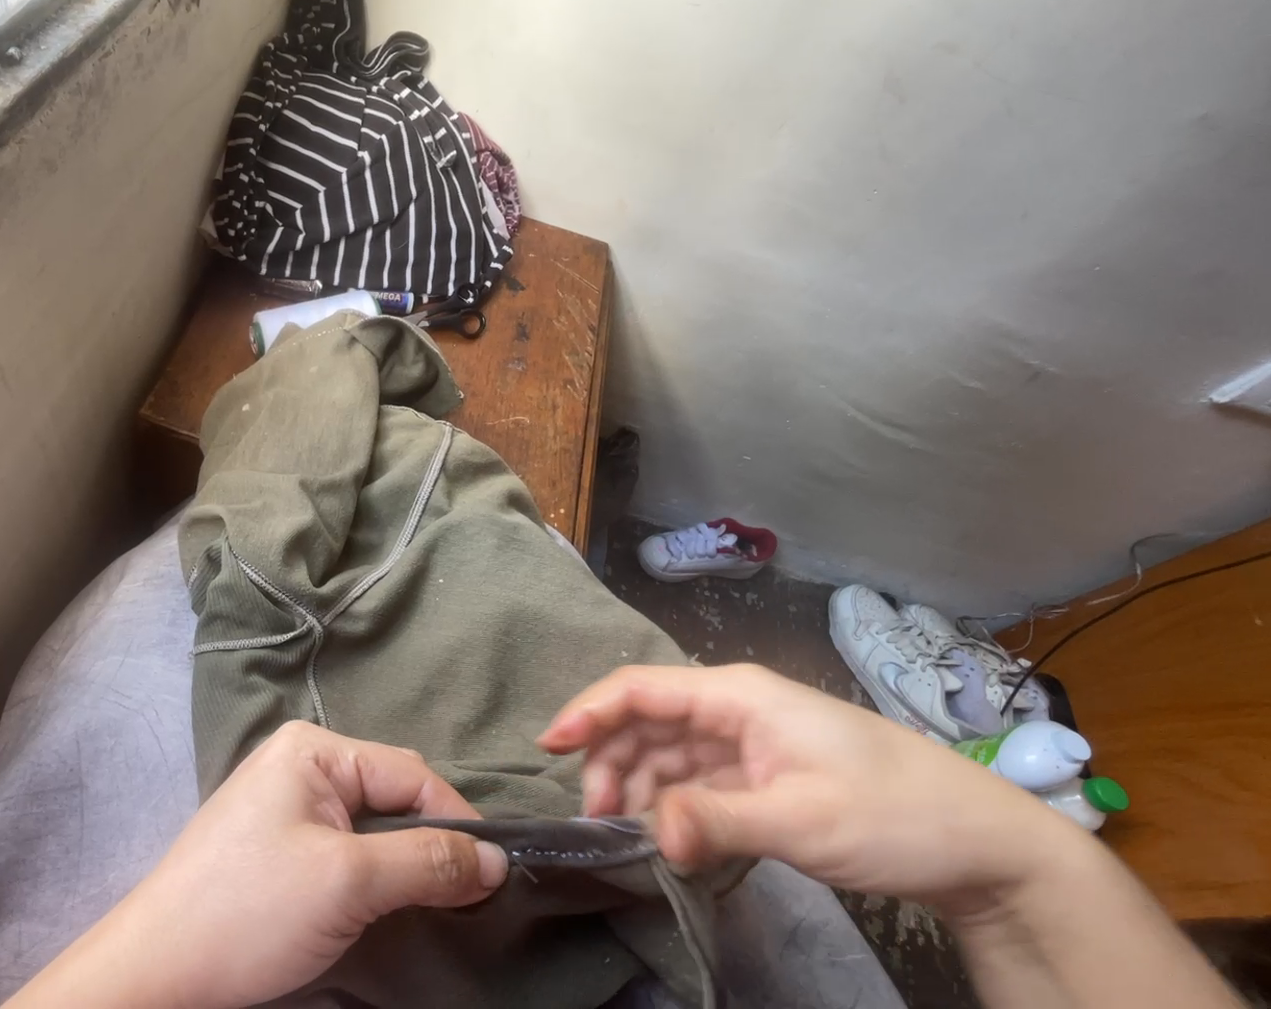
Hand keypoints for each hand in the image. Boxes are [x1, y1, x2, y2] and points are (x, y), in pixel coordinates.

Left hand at [10, 721, 507, 1008]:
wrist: (157, 971)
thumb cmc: (252, 910)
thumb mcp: (348, 882)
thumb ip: (426, 862)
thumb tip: (498, 859)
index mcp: (313, 749)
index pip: (409, 774)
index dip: (458, 821)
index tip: (496, 875)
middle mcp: (300, 764)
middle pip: (391, 795)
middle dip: (431, 841)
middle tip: (470, 893)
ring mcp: (284, 803)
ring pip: (370, 825)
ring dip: (405, 861)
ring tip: (438, 900)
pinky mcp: (277, 844)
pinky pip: (343, 846)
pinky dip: (374, 873)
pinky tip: (388, 901)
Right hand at [537, 663, 1074, 918]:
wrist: (986, 846)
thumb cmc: (895, 815)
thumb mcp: (803, 821)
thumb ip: (716, 821)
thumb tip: (649, 835)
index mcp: (737, 696)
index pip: (640, 688)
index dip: (588, 711)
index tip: (548, 746)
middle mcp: (733, 709)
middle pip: (645, 722)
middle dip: (610, 762)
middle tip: (597, 820)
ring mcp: (746, 743)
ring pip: (665, 753)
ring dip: (637, 787)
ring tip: (624, 834)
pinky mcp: (759, 776)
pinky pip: (694, 781)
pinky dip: (670, 804)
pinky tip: (665, 835)